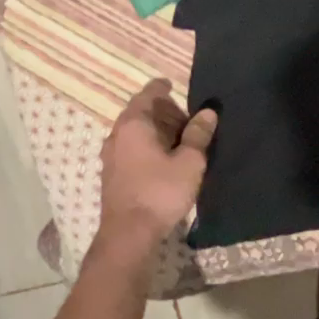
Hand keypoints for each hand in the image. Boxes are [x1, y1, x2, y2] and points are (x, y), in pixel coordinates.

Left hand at [95, 79, 217, 262]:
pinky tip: (163, 160)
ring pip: (134, 133)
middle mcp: (117, 135)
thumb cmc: (160, 192)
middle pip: (139, 112)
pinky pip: (130, 149)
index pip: (147, 94)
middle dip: (162, 112)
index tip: (172, 84)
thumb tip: (208, 112)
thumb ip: (198, 135)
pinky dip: (147, 146)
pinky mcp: (112, 175)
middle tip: (187, 119)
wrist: (129, 234)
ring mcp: (111, 156)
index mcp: (134, 124)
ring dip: (155, 131)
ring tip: (179, 141)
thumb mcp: (189, 162)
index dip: (161, 88)